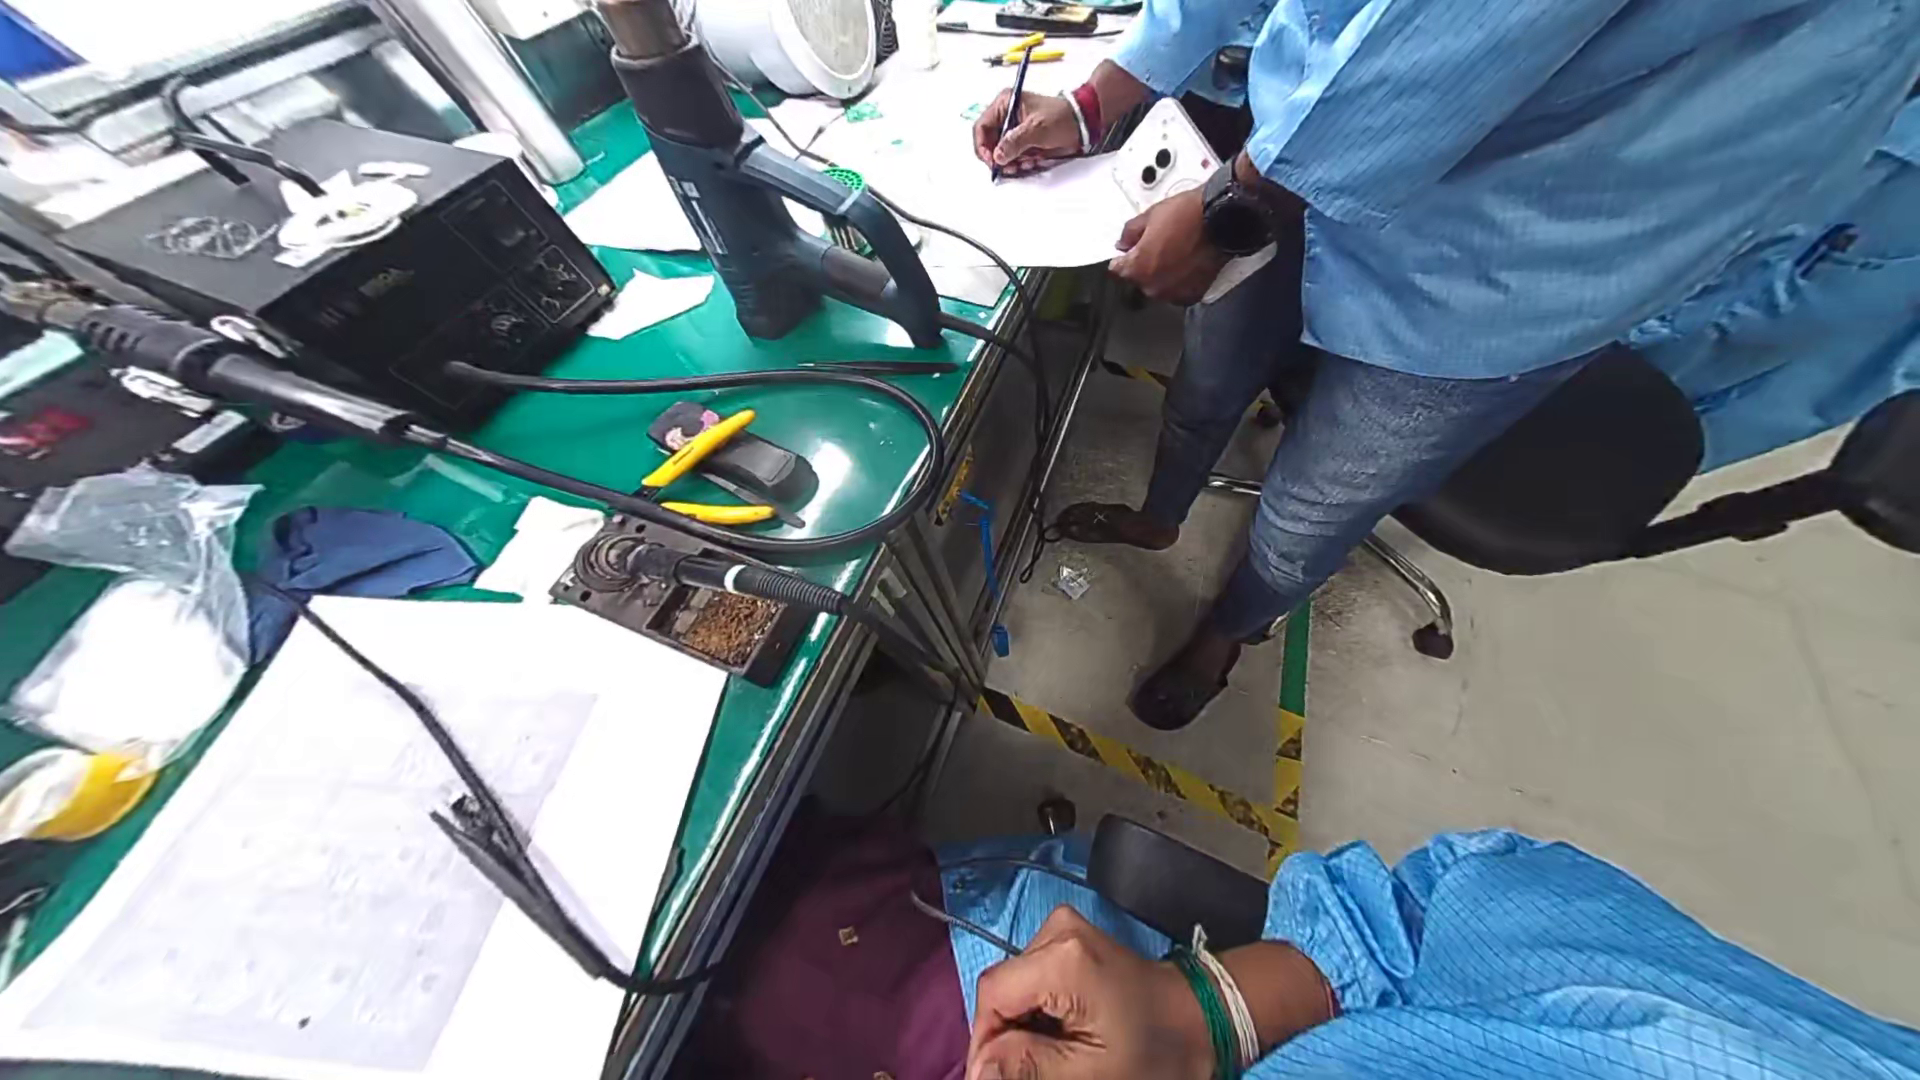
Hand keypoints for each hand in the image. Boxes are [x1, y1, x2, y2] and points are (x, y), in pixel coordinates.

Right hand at [966, 906, 1210, 1079]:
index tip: (991, 1079)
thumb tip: (978, 1069)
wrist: (1196, 1017)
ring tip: (1048, 1056)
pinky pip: (1032, 972)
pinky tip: (1057, 1032)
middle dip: (1005, 1034)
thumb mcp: (1092, 1074)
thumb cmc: (1152, 1053)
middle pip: (1004, 984)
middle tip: (1022, 1076)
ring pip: (1015, 980)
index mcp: (1062, 958)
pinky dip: (1035, 1007)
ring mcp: (1063, 926)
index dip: (985, 1039)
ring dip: (1020, 1022)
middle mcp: (1056, 929)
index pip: (994, 991)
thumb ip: (1030, 1067)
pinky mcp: (1068, 932)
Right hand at [973, 91, 1080, 176]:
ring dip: (1010, 163)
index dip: (983, 147)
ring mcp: (1013, 131)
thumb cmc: (1060, 117)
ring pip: (1000, 154)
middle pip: (989, 144)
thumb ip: (1015, 142)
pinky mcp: (1020, 143)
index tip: (992, 161)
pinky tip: (1030, 161)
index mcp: (1005, 104)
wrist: (1079, 124)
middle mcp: (1005, 117)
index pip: (981, 127)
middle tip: (1010, 167)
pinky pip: (1011, 159)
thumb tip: (997, 156)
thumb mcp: (1036, 129)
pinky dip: (1018, 164)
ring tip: (1025, 163)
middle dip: (998, 158)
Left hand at [1108, 187, 1228, 305]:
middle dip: (1145, 265)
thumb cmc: (1190, 214)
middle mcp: (1151, 287)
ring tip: (1177, 253)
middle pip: (1138, 279)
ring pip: (1158, 286)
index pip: (1117, 270)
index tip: (1129, 252)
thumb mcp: (1151, 215)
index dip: (1123, 257)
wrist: (1224, 218)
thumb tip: (1123, 243)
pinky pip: (1177, 291)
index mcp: (1136, 269)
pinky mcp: (1191, 296)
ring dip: (1162, 274)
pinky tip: (1187, 263)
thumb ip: (1130, 232)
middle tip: (1160, 246)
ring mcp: (1172, 294)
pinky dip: (1179, 281)